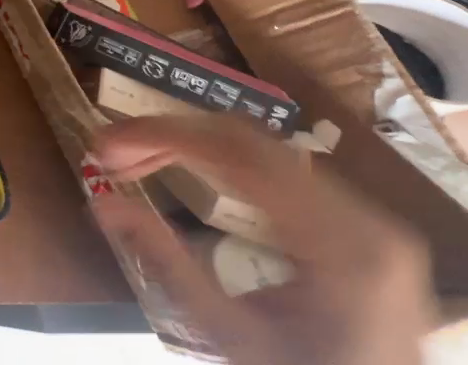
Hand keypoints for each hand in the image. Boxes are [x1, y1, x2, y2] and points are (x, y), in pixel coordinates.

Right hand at [93, 115, 434, 364]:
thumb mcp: (231, 332)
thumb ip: (168, 263)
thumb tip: (100, 202)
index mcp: (340, 244)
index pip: (237, 155)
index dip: (162, 136)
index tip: (104, 144)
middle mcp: (364, 217)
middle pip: (247, 140)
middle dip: (167, 136)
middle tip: (110, 153)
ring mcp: (368, 216)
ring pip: (259, 146)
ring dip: (189, 143)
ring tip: (138, 160)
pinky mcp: (358, 219)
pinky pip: (277, 166)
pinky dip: (219, 158)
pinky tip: (185, 170)